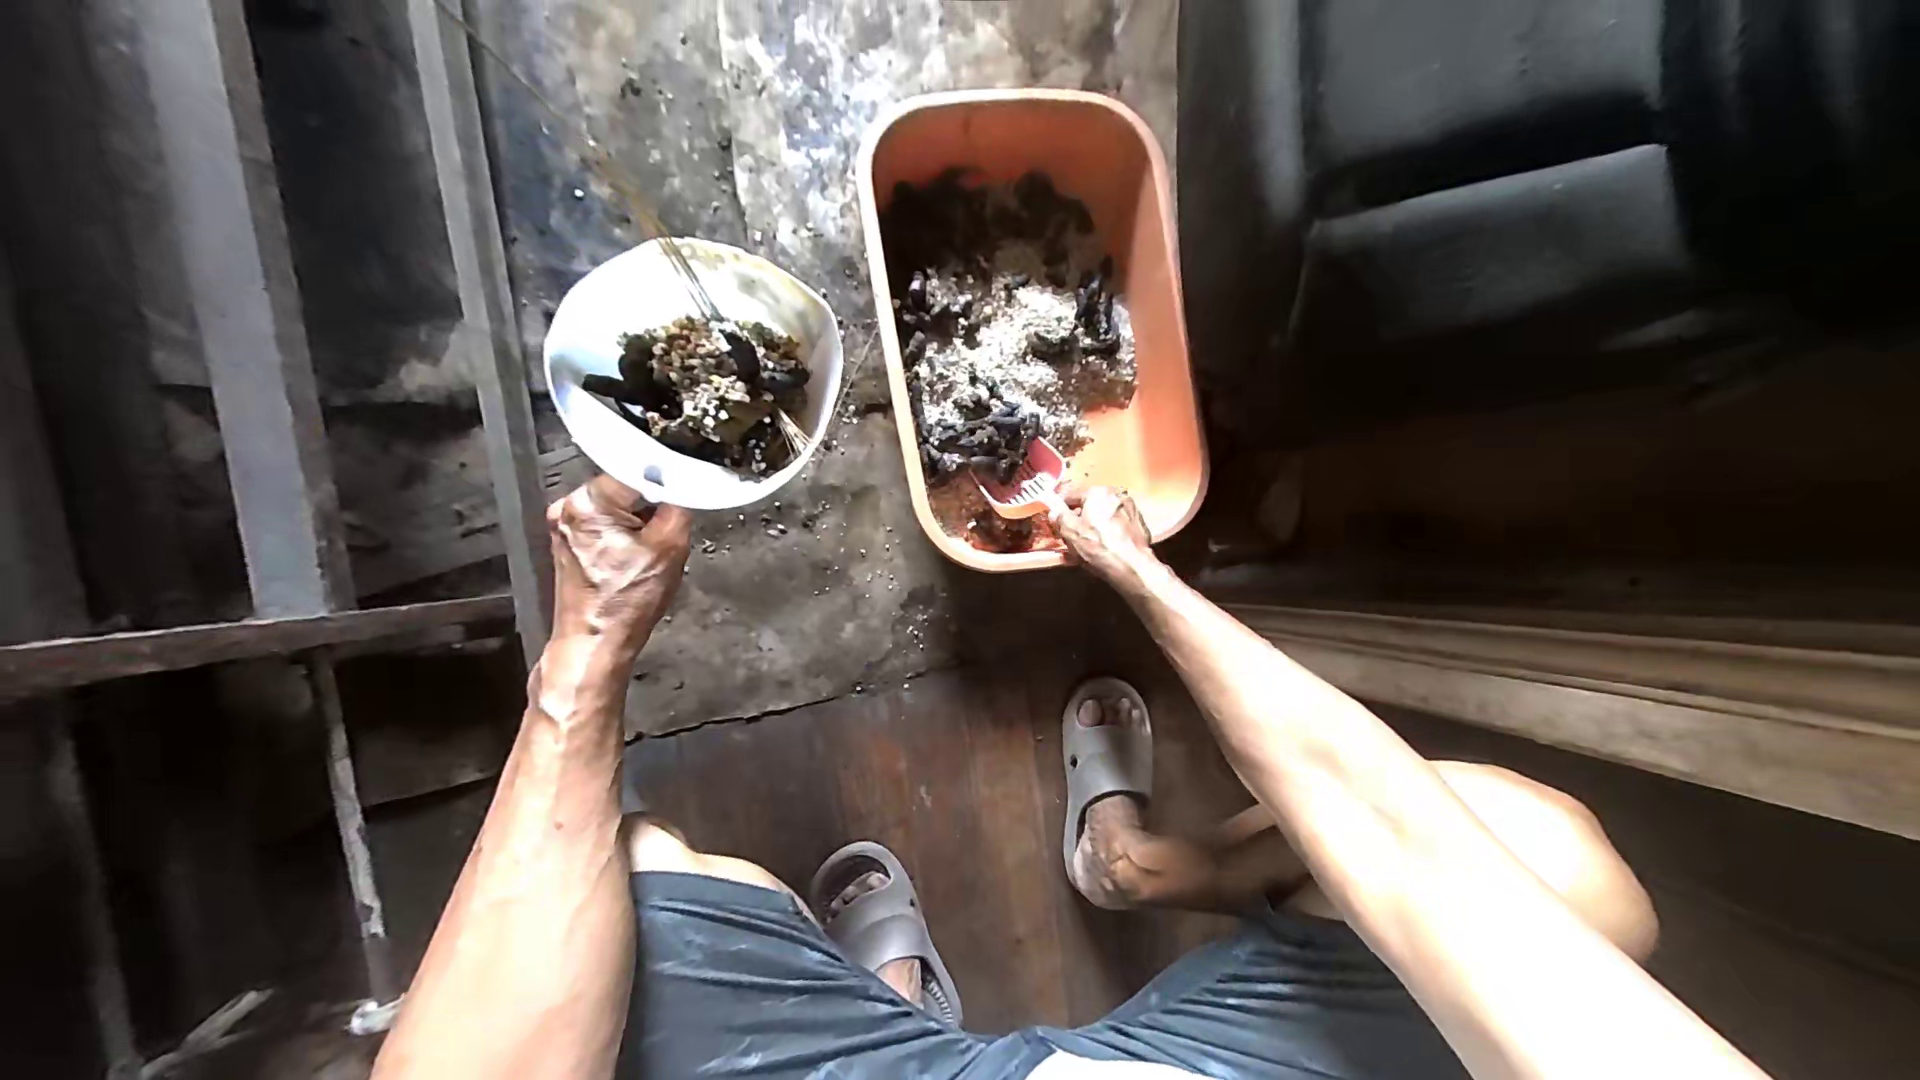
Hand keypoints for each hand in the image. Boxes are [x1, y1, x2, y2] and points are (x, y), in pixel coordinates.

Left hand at [547, 475, 692, 653]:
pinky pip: (608, 523)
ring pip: (620, 505)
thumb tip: (685, 483)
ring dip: (640, 521)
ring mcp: (566, 524)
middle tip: (665, 535)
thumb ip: (680, 505)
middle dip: (653, 505)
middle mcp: (570, 507)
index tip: (686, 492)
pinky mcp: (571, 540)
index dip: (669, 480)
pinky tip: (635, 559)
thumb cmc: (624, 603)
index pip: (640, 469)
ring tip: (649, 551)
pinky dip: (626, 534)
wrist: (596, 639)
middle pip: (629, 487)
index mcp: (590, 502)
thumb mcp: (671, 547)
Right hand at [1049, 486, 1157, 587]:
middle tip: (1072, 536)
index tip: (1057, 522)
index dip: (1061, 510)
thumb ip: (1060, 518)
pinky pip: (1118, 528)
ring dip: (1096, 527)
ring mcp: (1132, 510)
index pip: (1072, 496)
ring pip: (1106, 517)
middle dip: (1081, 519)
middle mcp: (1117, 495)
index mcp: (1098, 492)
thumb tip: (1055, 512)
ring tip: (1088, 546)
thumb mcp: (1069, 532)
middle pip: (1091, 507)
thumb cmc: (1097, 546)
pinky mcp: (1141, 526)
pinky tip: (1105, 549)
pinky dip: (1110, 535)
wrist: (1132, 566)